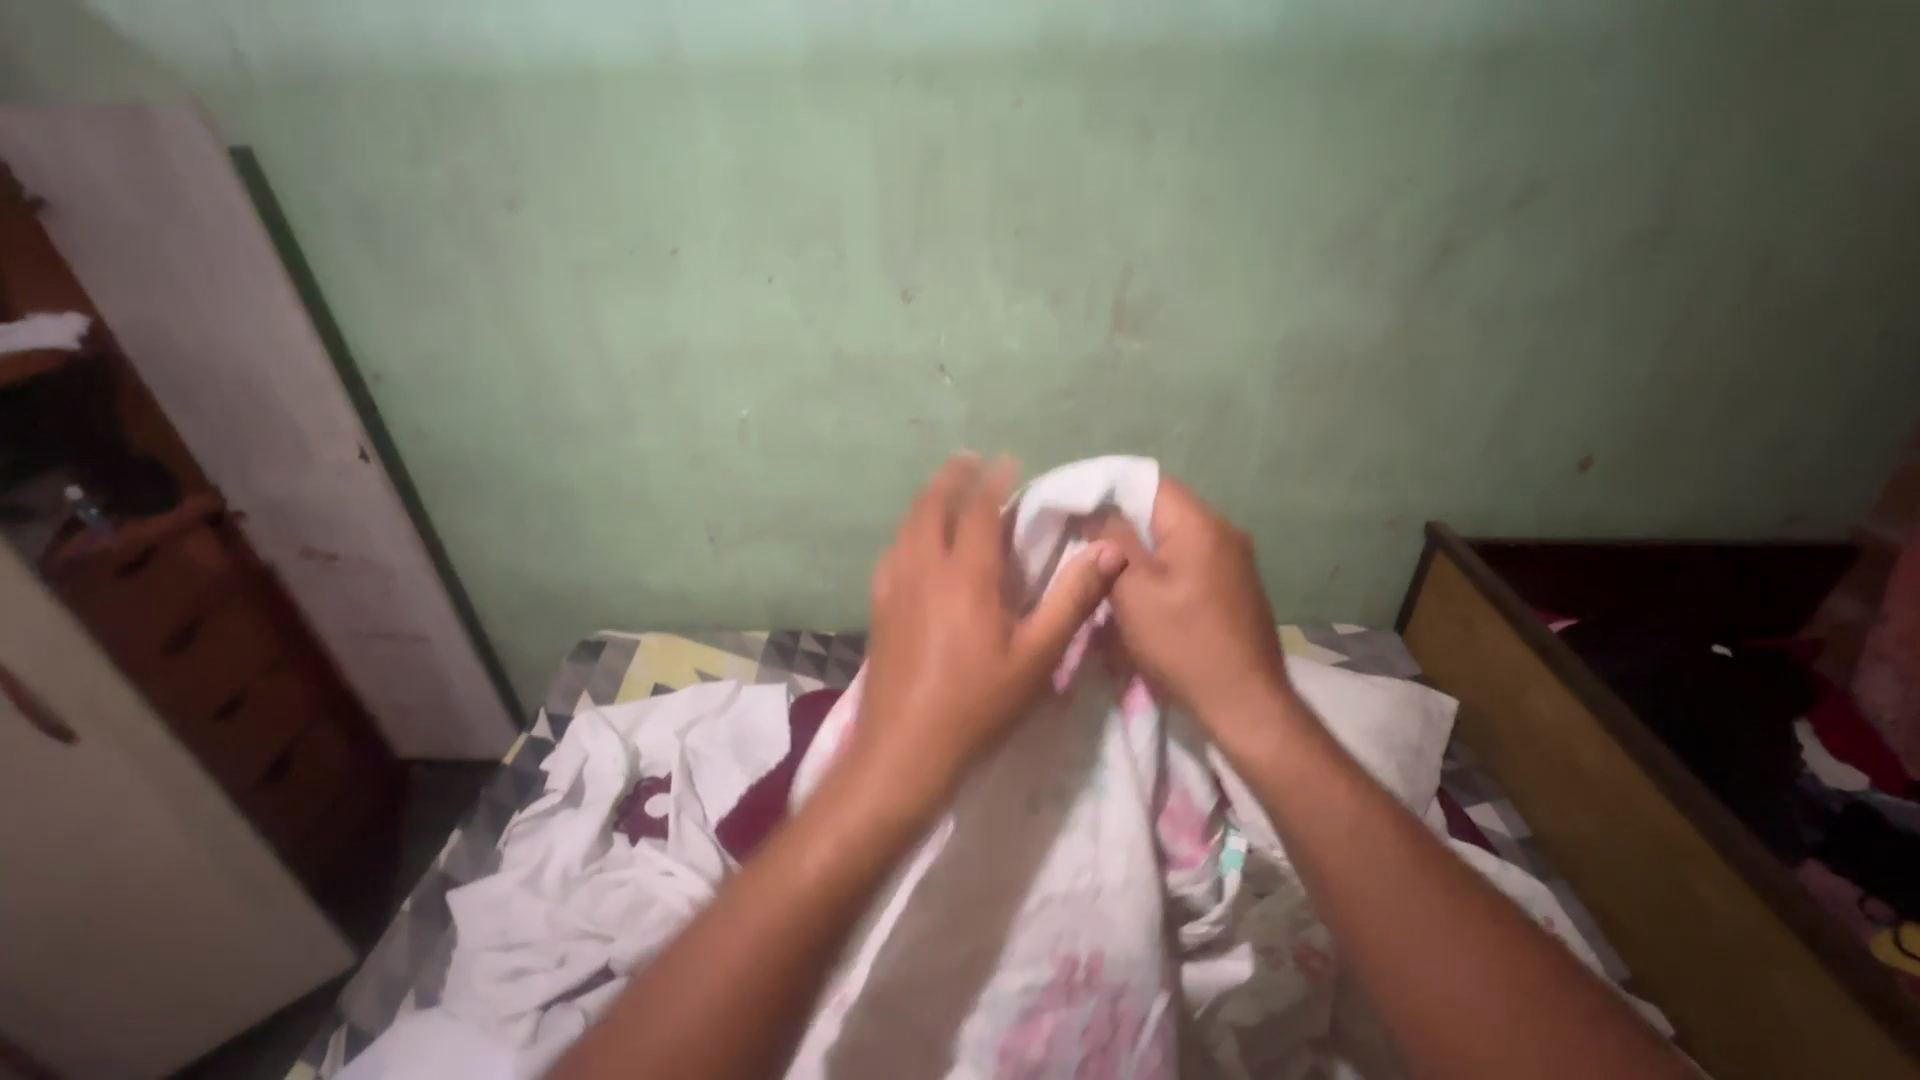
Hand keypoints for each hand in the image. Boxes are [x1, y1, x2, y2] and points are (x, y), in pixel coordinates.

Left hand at [850, 454, 1127, 805]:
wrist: (904, 750)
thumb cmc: (978, 705)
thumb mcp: (1037, 658)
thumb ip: (1072, 601)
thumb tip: (1107, 552)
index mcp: (966, 576)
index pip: (978, 510)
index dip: (993, 481)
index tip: (1007, 462)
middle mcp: (923, 570)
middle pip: (931, 507)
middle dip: (951, 479)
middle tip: (968, 461)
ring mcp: (894, 588)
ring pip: (907, 528)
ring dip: (926, 502)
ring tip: (944, 494)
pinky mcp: (878, 610)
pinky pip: (892, 553)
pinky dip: (908, 533)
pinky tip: (913, 546)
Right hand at [1093, 477, 1298, 740]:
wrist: (1244, 702)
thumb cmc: (1182, 642)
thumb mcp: (1133, 590)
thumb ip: (1111, 542)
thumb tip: (1093, 510)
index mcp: (1200, 523)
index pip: (1146, 481)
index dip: (1105, 489)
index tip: (1072, 507)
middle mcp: (1224, 531)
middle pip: (1160, 510)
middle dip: (1120, 523)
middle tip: (1082, 542)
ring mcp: (1234, 560)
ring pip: (1173, 539)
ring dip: (1139, 551)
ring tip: (1105, 571)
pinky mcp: (1234, 587)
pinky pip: (1189, 562)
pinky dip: (1160, 570)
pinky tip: (1139, 593)